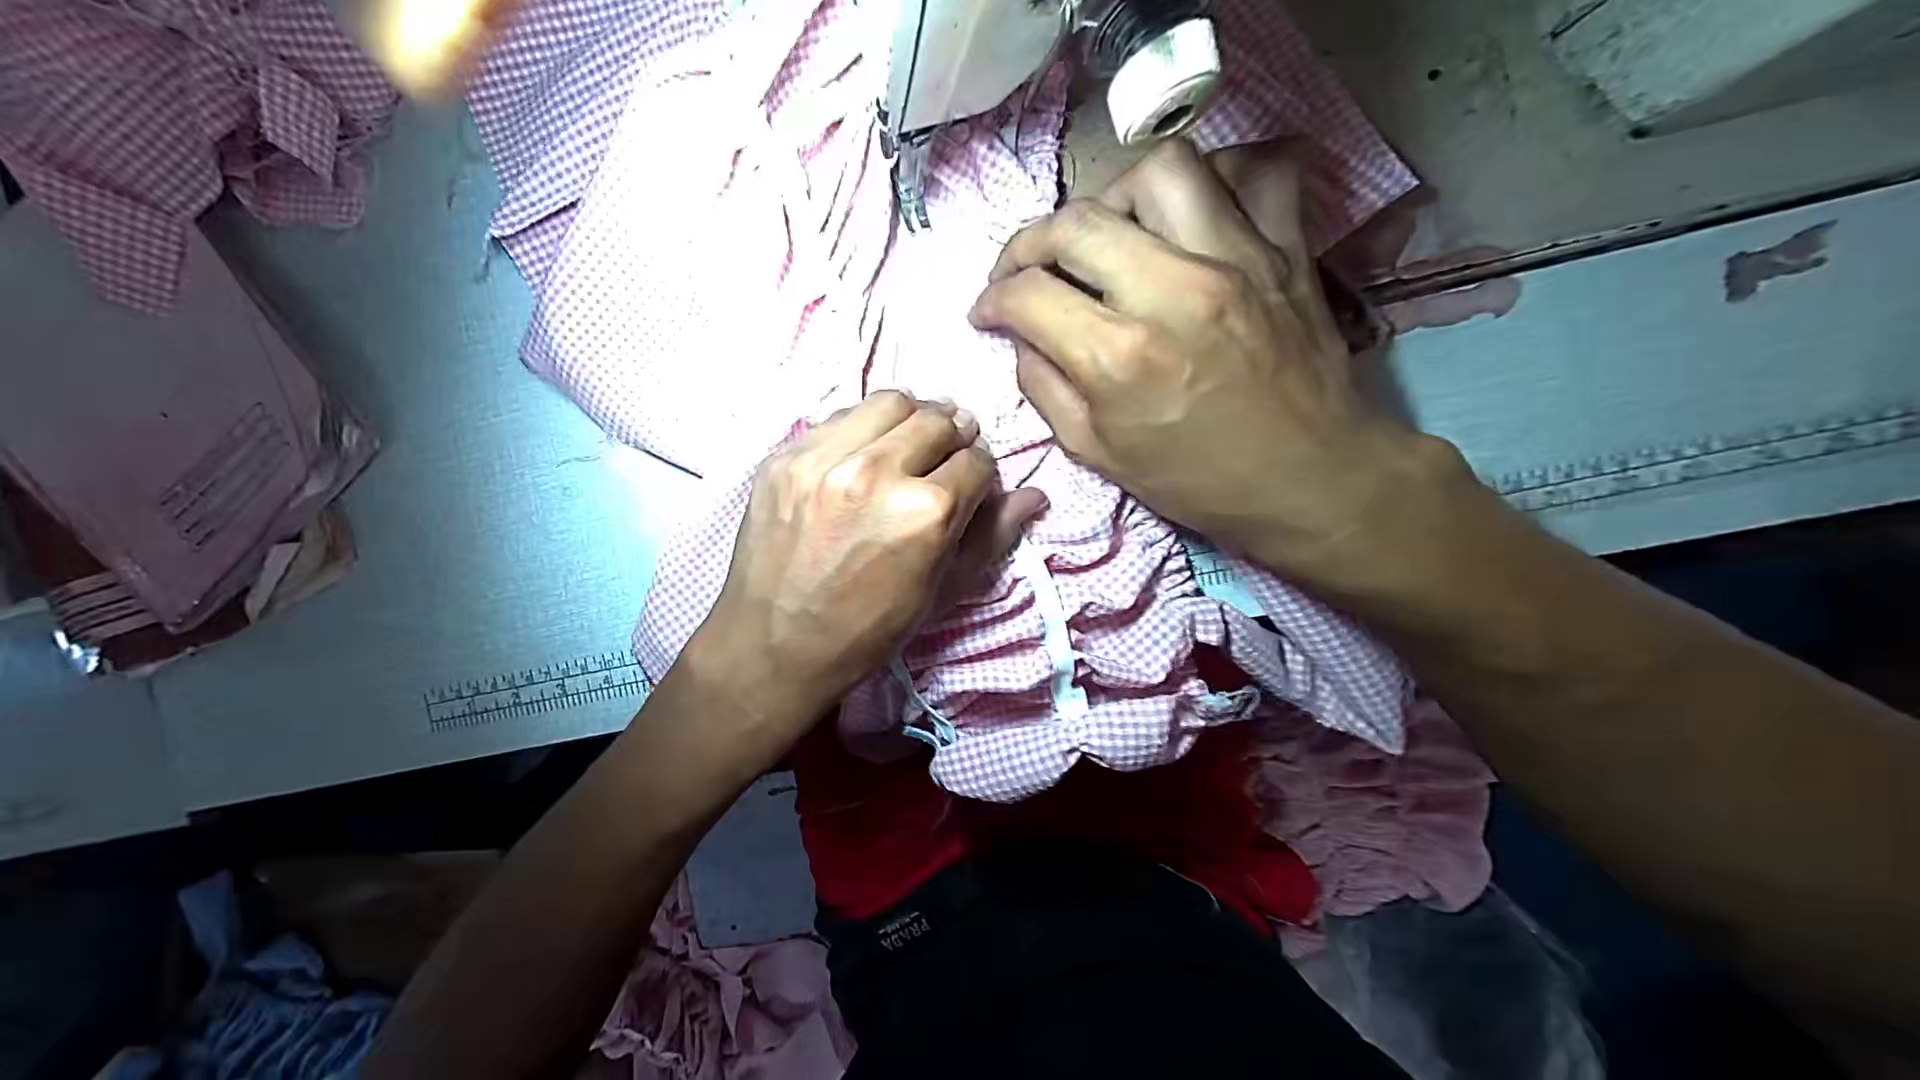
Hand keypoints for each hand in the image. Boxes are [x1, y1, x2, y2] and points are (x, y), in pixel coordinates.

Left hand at [692, 392, 1043, 729]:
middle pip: (939, 420)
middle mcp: (878, 472)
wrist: (775, 645)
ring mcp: (825, 458)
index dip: (982, 475)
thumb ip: (992, 535)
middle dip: (953, 438)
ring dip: (911, 420)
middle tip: (944, 459)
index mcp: (926, 513)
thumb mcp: (944, 591)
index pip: (978, 461)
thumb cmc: (871, 630)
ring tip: (907, 447)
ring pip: (891, 402)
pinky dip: (864, 428)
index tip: (971, 487)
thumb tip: (1036, 495)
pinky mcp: (786, 456)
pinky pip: (841, 415)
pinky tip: (863, 454)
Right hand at [969, 138, 1458, 582]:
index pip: (1027, 295)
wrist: (1310, 482)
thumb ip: (1044, 389)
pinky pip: (1257, 172)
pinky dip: (1217, 180)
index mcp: (1118, 357)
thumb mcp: (1098, 455)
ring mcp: (1237, 260)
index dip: (991, 301)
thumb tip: (1023, 339)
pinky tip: (1191, 215)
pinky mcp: (1286, 249)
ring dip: (1115, 197)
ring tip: (1109, 235)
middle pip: (1076, 222)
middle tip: (1026, 271)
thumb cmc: (1197, 481)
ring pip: (1160, 171)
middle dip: (1028, 243)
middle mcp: (1172, 292)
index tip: (987, 312)